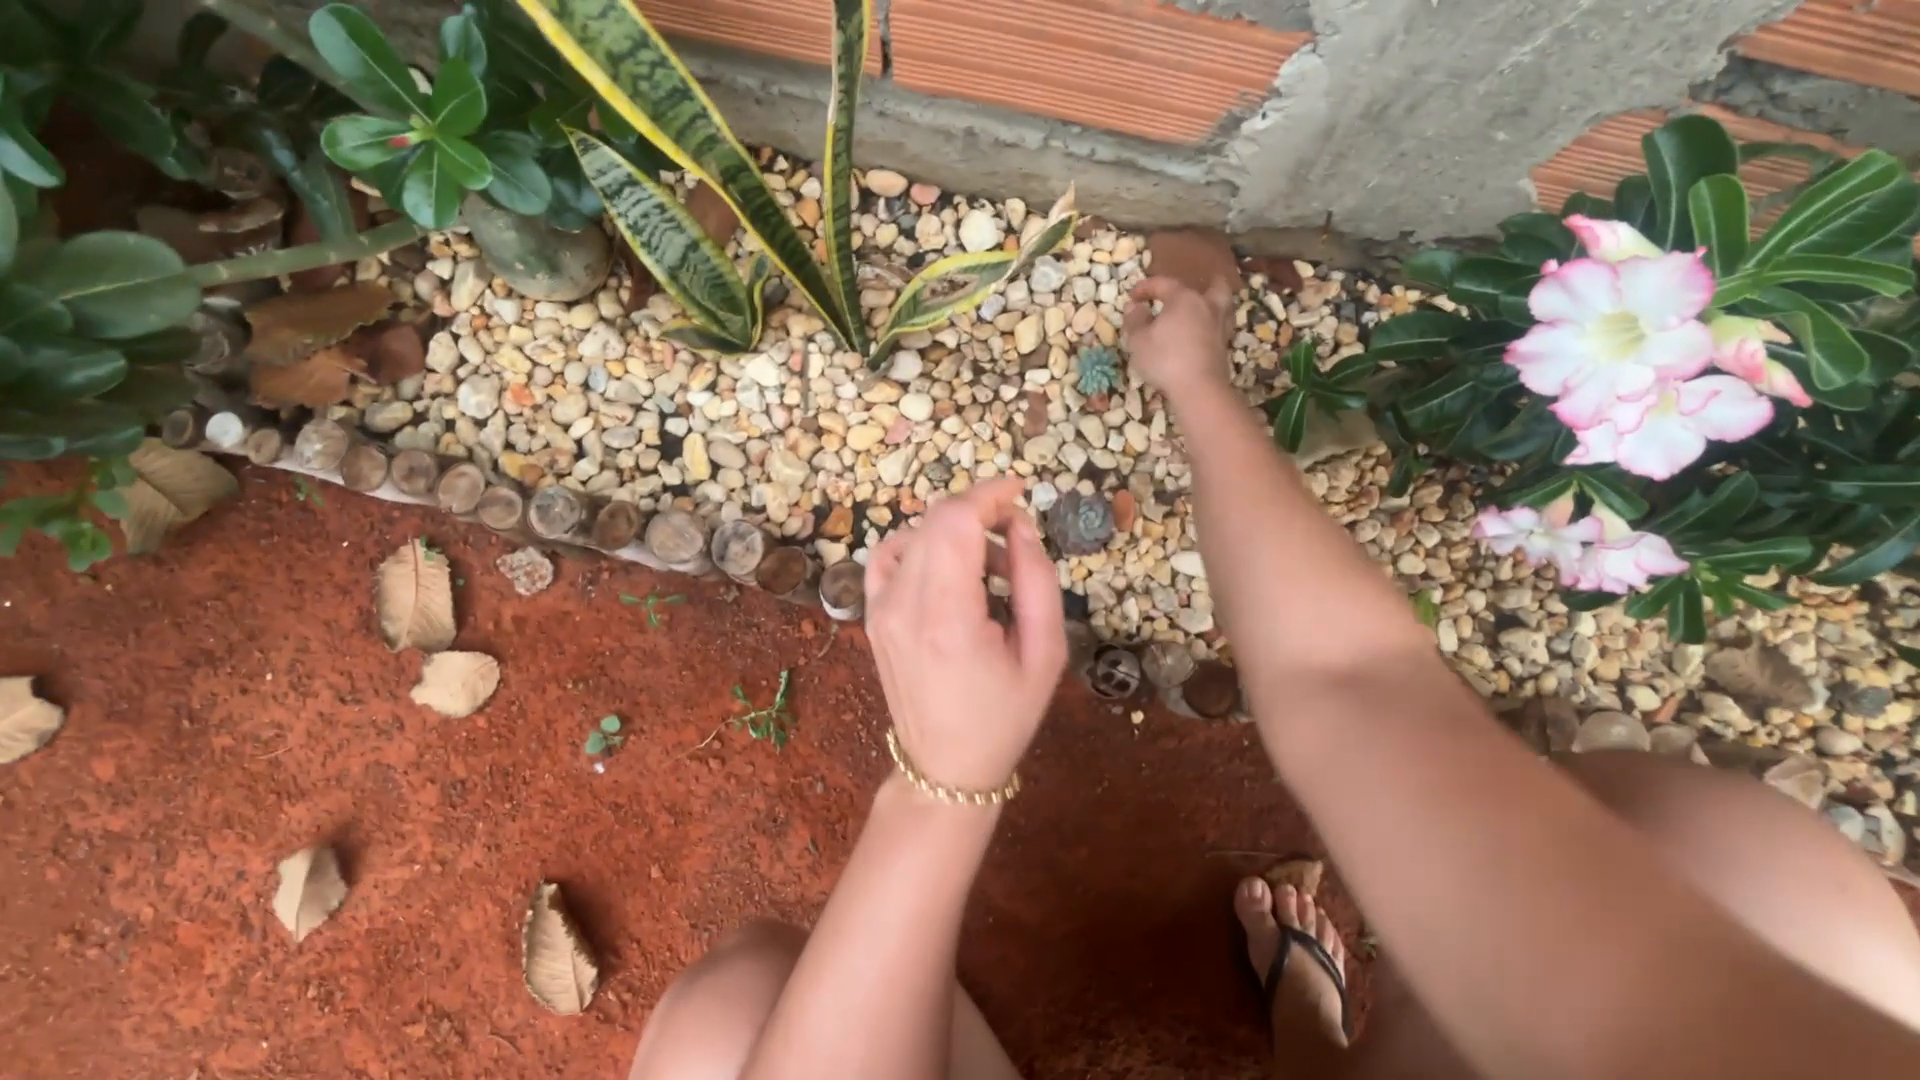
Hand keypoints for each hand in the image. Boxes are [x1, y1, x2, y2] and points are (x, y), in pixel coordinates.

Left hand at [864, 477, 1066, 794]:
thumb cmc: (1005, 715)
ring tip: (989, 570)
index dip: (988, 494)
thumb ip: (1036, 579)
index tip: (1020, 492)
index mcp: (947, 618)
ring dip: (955, 532)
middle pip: (933, 520)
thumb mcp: (1045, 652)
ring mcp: (879, 610)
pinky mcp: (871, 616)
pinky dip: (921, 547)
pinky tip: (948, 571)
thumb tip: (1018, 525)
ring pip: (913, 533)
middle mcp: (903, 606)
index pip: (954, 522)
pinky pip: (890, 556)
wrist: (945, 766)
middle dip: (978, 511)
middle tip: (1014, 538)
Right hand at [1123, 277, 1231, 404]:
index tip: (1132, 295)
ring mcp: (1219, 327)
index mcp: (1183, 299)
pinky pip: (1220, 328)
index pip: (1164, 284)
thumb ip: (1135, 321)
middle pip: (1215, 286)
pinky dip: (1212, 326)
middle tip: (1200, 284)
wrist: (1198, 388)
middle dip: (1207, 283)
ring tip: (1203, 309)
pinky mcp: (1224, 347)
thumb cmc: (1164, 359)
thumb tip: (1134, 306)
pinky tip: (1203, 334)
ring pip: (1223, 307)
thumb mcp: (1138, 340)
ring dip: (1214, 304)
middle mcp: (1206, 307)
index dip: (1146, 287)